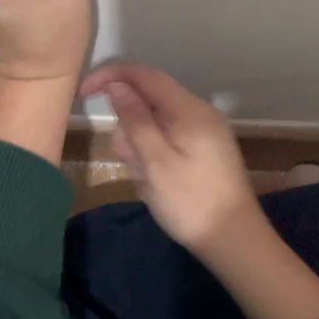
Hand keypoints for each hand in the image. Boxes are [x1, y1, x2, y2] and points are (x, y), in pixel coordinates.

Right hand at [80, 63, 257, 250]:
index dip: (111, 76)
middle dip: (127, 126)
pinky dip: (151, 153)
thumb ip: (135, 119)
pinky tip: (155, 179)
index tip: (83, 93)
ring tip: (145, 177)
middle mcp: (198, 113)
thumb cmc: (190, 202)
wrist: (234, 243)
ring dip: (138, 144)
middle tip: (129, 160)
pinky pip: (164, 138)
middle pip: (146, 100)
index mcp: (189, 110)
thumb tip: (116, 85)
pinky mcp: (201, 148)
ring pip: (152, 121)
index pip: (144, 75)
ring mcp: (202, 131)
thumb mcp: (154, 161)